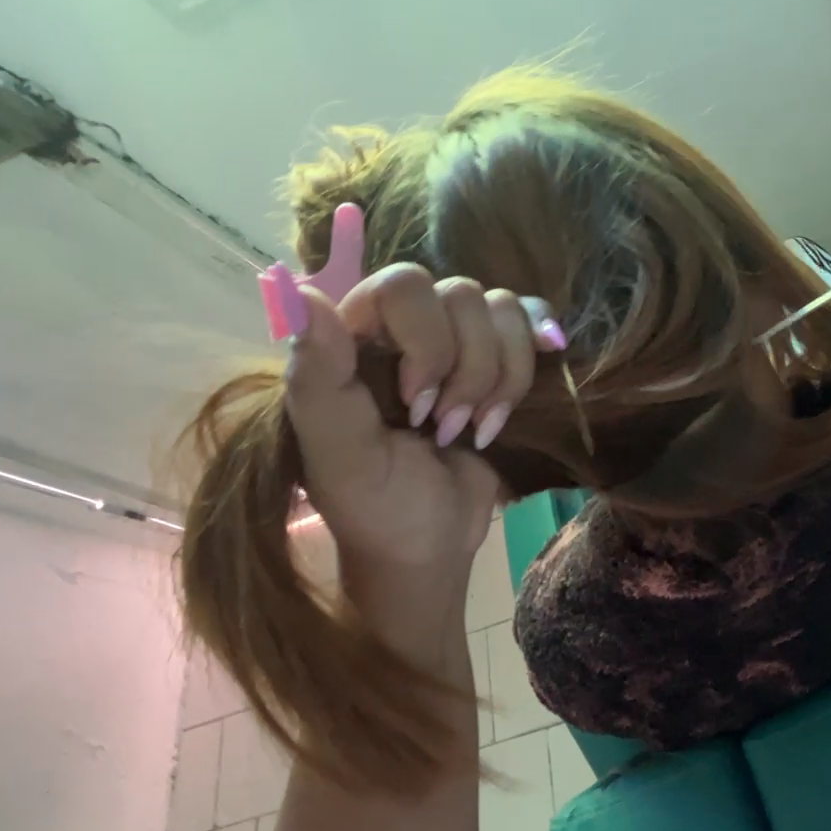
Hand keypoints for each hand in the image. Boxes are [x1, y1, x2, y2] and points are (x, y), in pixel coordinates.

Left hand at [282, 258, 563, 586]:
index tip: (416, 406)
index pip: (405, 286)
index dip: (427, 343)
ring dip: (501, 379)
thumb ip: (318, 376)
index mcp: (356, 336)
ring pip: (503, 311)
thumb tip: (300, 290)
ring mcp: (459, 340)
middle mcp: (407, 327)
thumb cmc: (377, 506)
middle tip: (446, 427)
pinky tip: (525, 383)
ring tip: (476, 427)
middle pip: (464, 296)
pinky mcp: (501, 358)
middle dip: (469, 370)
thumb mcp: (339, 453)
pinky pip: (530, 324)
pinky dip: (530, 360)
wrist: (432, 544)